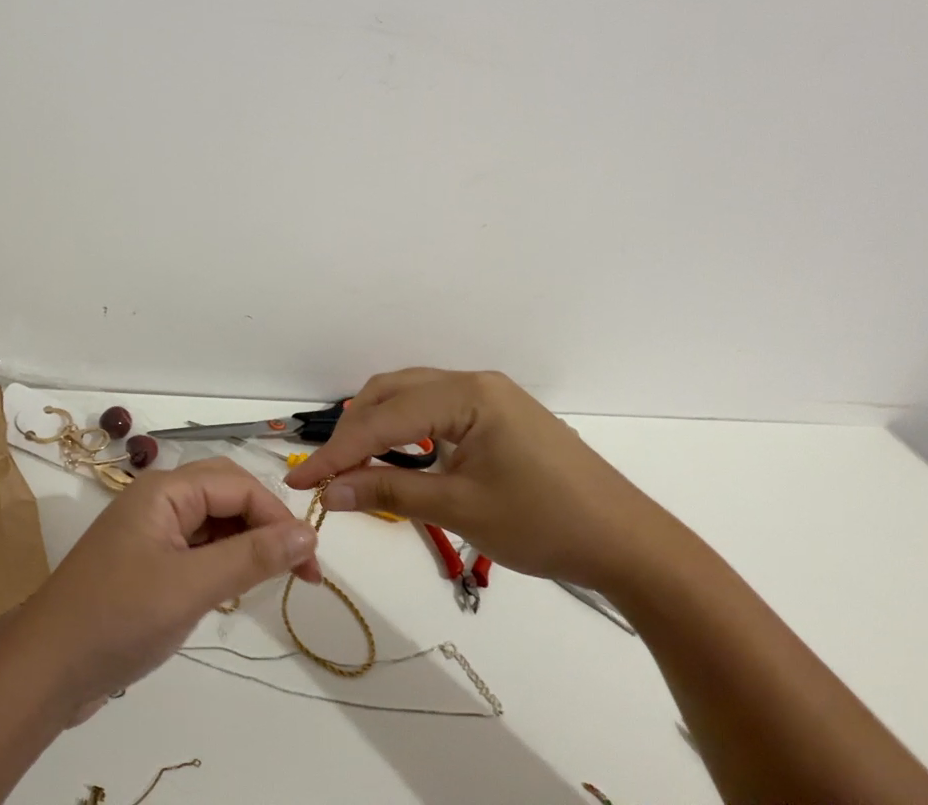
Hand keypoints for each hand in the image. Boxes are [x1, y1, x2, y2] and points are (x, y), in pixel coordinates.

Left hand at [7, 457, 320, 715]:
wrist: (46, 669)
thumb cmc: (118, 618)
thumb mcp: (191, 587)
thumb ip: (251, 557)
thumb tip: (308, 532)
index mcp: (164, 491)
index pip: (238, 485)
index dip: (278, 517)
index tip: (311, 563)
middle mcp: (157, 501)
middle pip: (227, 495)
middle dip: (266, 525)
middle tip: (299, 570)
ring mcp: (149, 533)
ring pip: (213, 523)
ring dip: (247, 545)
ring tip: (272, 582)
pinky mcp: (146, 564)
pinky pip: (196, 549)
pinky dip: (223, 563)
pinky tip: (234, 590)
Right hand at [284, 368, 685, 592]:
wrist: (628, 543)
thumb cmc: (545, 524)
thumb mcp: (460, 509)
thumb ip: (390, 493)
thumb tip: (330, 492)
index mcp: (468, 395)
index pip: (383, 418)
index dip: (337, 452)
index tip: (300, 483)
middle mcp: (476, 383)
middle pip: (392, 393)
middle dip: (353, 432)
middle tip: (328, 476)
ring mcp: (491, 398)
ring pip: (412, 398)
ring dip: (377, 428)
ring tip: (353, 469)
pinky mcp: (500, 418)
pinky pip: (436, 412)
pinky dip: (406, 432)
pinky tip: (397, 458)